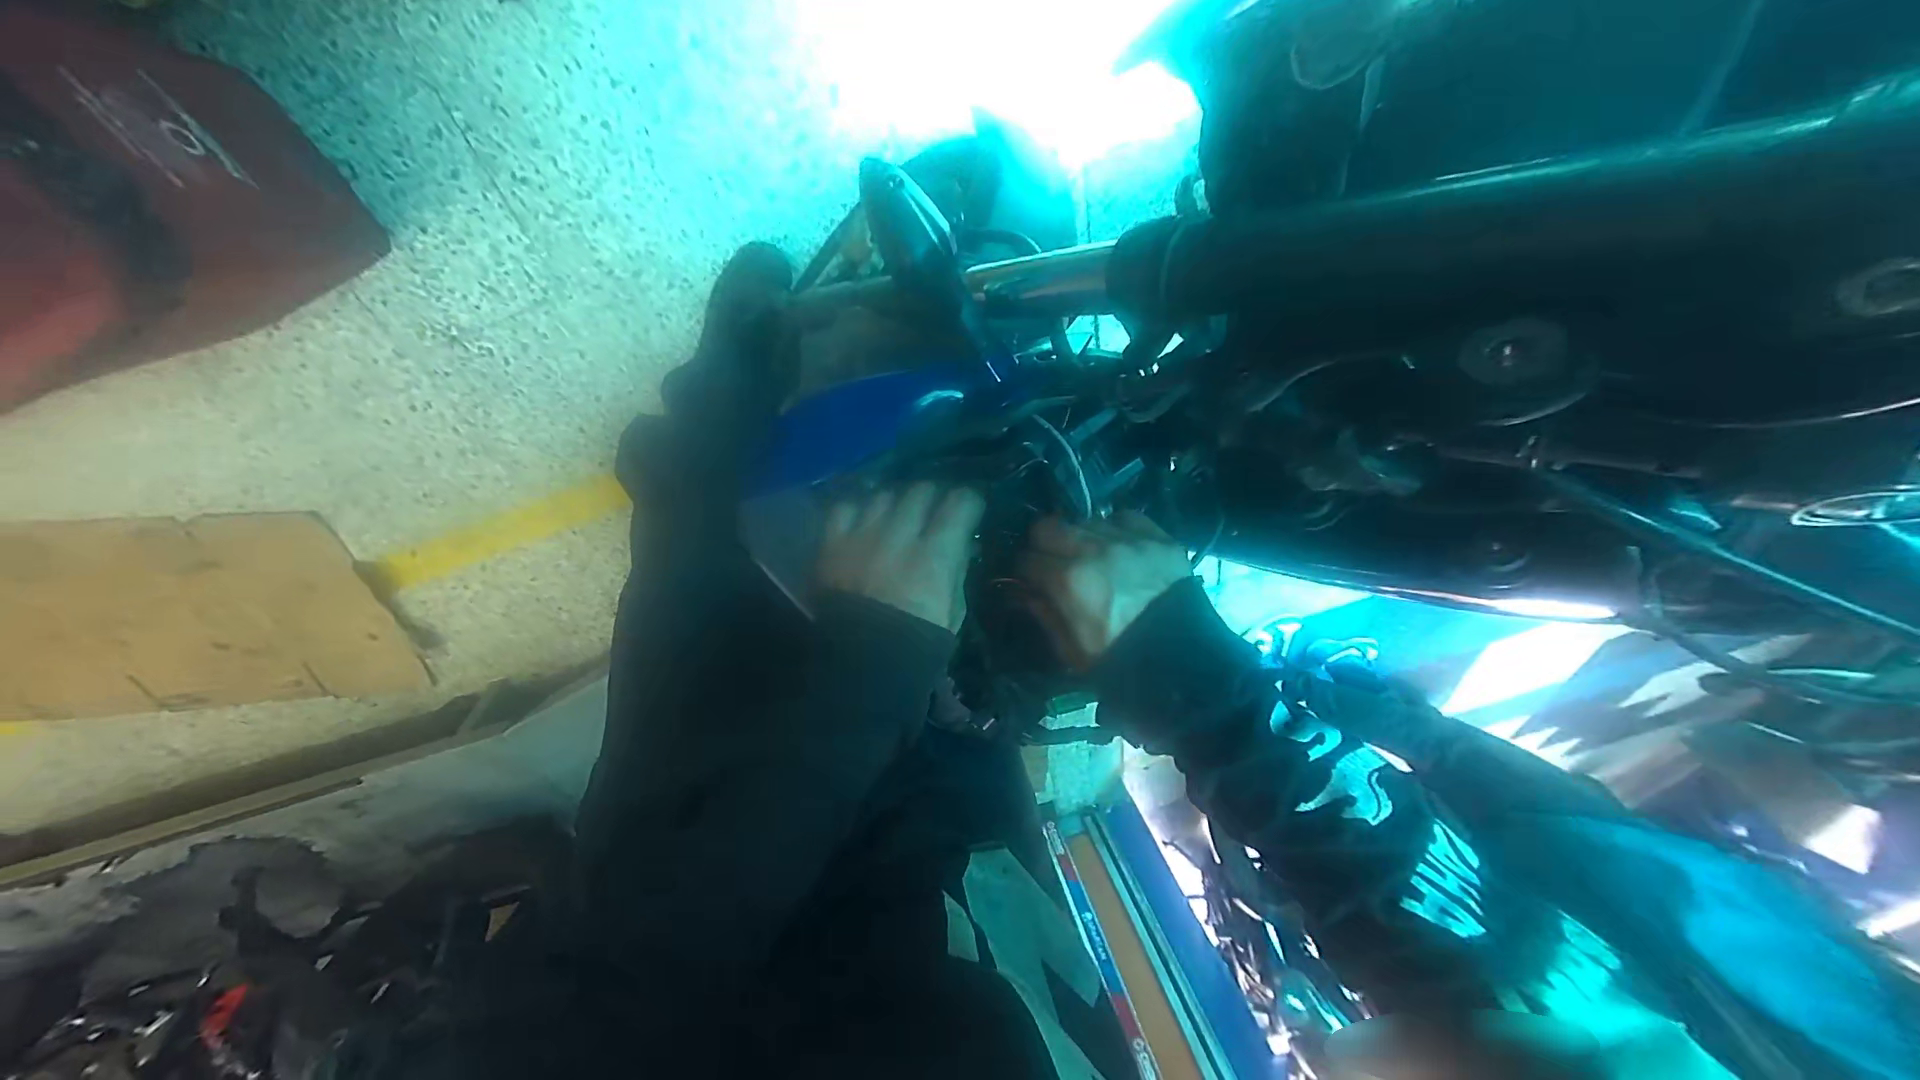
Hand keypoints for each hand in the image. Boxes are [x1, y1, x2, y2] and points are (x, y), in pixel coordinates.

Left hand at [817, 483, 985, 632]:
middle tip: (933, 511)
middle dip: (932, 497)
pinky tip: (864, 520)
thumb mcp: (953, 610)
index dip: (968, 501)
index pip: (960, 502)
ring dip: (895, 502)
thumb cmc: (917, 640)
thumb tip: (961, 544)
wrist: (862, 662)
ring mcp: (862, 535)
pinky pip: (845, 507)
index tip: (969, 508)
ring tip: (897, 515)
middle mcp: (900, 535)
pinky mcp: (832, 543)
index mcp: (935, 555)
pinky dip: (858, 509)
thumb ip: (956, 569)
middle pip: (921, 491)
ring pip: (884, 495)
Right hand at [1017, 512, 1192, 666]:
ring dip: (1081, 537)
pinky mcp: (1156, 536)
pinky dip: (1115, 529)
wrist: (1182, 661)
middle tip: (1052, 562)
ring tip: (1091, 556)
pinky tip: (1119, 547)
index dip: (1023, 572)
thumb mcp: (1071, 650)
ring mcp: (1127, 538)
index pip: (1025, 559)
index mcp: (1067, 580)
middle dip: (1043, 544)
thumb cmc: (1120, 661)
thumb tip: (1024, 593)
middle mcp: (1092, 549)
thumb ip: (1044, 614)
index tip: (1029, 581)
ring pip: (1085, 520)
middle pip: (1048, 526)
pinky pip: (1124, 517)